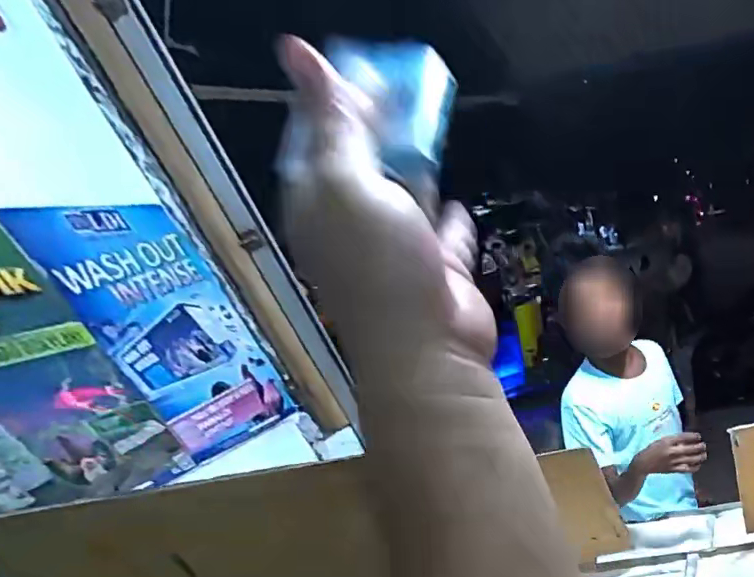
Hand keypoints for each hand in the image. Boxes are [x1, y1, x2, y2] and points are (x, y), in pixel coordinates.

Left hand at [276, 37, 495, 371]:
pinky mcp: (442, 273)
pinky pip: (446, 235)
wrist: (429, 346)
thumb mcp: (347, 183)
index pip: (319, 133)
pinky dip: (449, 217)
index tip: (365, 68)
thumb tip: (300, 51)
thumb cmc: (381, 264)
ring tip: (430, 126)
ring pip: (407, 195)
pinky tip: (454, 200)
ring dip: (414, 165)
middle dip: (380, 126)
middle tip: (404, 87)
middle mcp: (357, 222)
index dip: (338, 98)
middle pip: (366, 161)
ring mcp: (402, 250)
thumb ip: (336, 124)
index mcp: (319, 198)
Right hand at [632, 433, 707, 475]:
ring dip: (700, 457)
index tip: (699, 436)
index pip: (683, 437)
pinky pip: (687, 469)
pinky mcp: (674, 470)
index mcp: (667, 442)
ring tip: (704, 454)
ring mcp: (673, 461)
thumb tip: (688, 440)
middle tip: (703, 445)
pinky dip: (694, 467)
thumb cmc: (653, 450)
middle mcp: (671, 451)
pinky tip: (699, 465)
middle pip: (690, 449)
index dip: (693, 436)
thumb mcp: (662, 441)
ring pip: (690, 459)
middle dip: (699, 447)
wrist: (643, 463)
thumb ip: (674, 440)